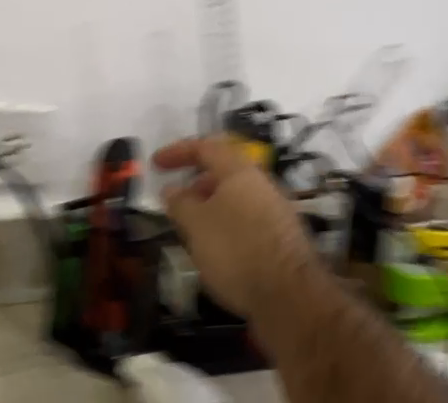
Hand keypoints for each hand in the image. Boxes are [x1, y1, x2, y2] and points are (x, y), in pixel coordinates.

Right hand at [152, 137, 317, 319]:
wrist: (292, 299)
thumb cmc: (236, 251)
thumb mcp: (196, 225)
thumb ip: (180, 203)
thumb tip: (172, 189)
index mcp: (240, 172)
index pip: (205, 147)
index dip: (177, 151)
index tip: (156, 164)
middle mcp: (262, 185)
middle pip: (224, 172)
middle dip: (196, 183)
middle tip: (177, 201)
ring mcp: (277, 212)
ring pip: (236, 199)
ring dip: (211, 207)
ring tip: (193, 230)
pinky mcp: (283, 240)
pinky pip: (248, 221)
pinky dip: (227, 226)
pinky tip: (218, 251)